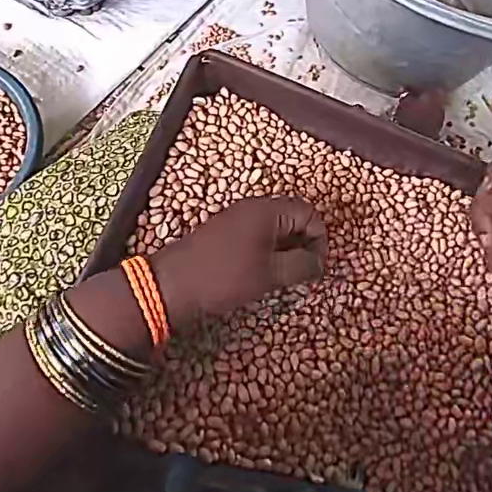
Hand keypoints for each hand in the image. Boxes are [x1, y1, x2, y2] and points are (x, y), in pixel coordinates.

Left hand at [150, 197, 327, 328]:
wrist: (172, 284)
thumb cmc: (224, 277)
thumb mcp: (270, 274)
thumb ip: (302, 265)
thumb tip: (320, 263)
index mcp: (267, 210)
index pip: (309, 213)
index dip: (319, 239)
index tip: (315, 267)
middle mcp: (253, 207)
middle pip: (293, 217)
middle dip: (304, 243)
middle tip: (302, 273)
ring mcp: (237, 218)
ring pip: (276, 228)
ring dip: (286, 249)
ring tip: (283, 276)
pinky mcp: (226, 232)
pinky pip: (259, 234)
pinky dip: (269, 250)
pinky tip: (263, 273)